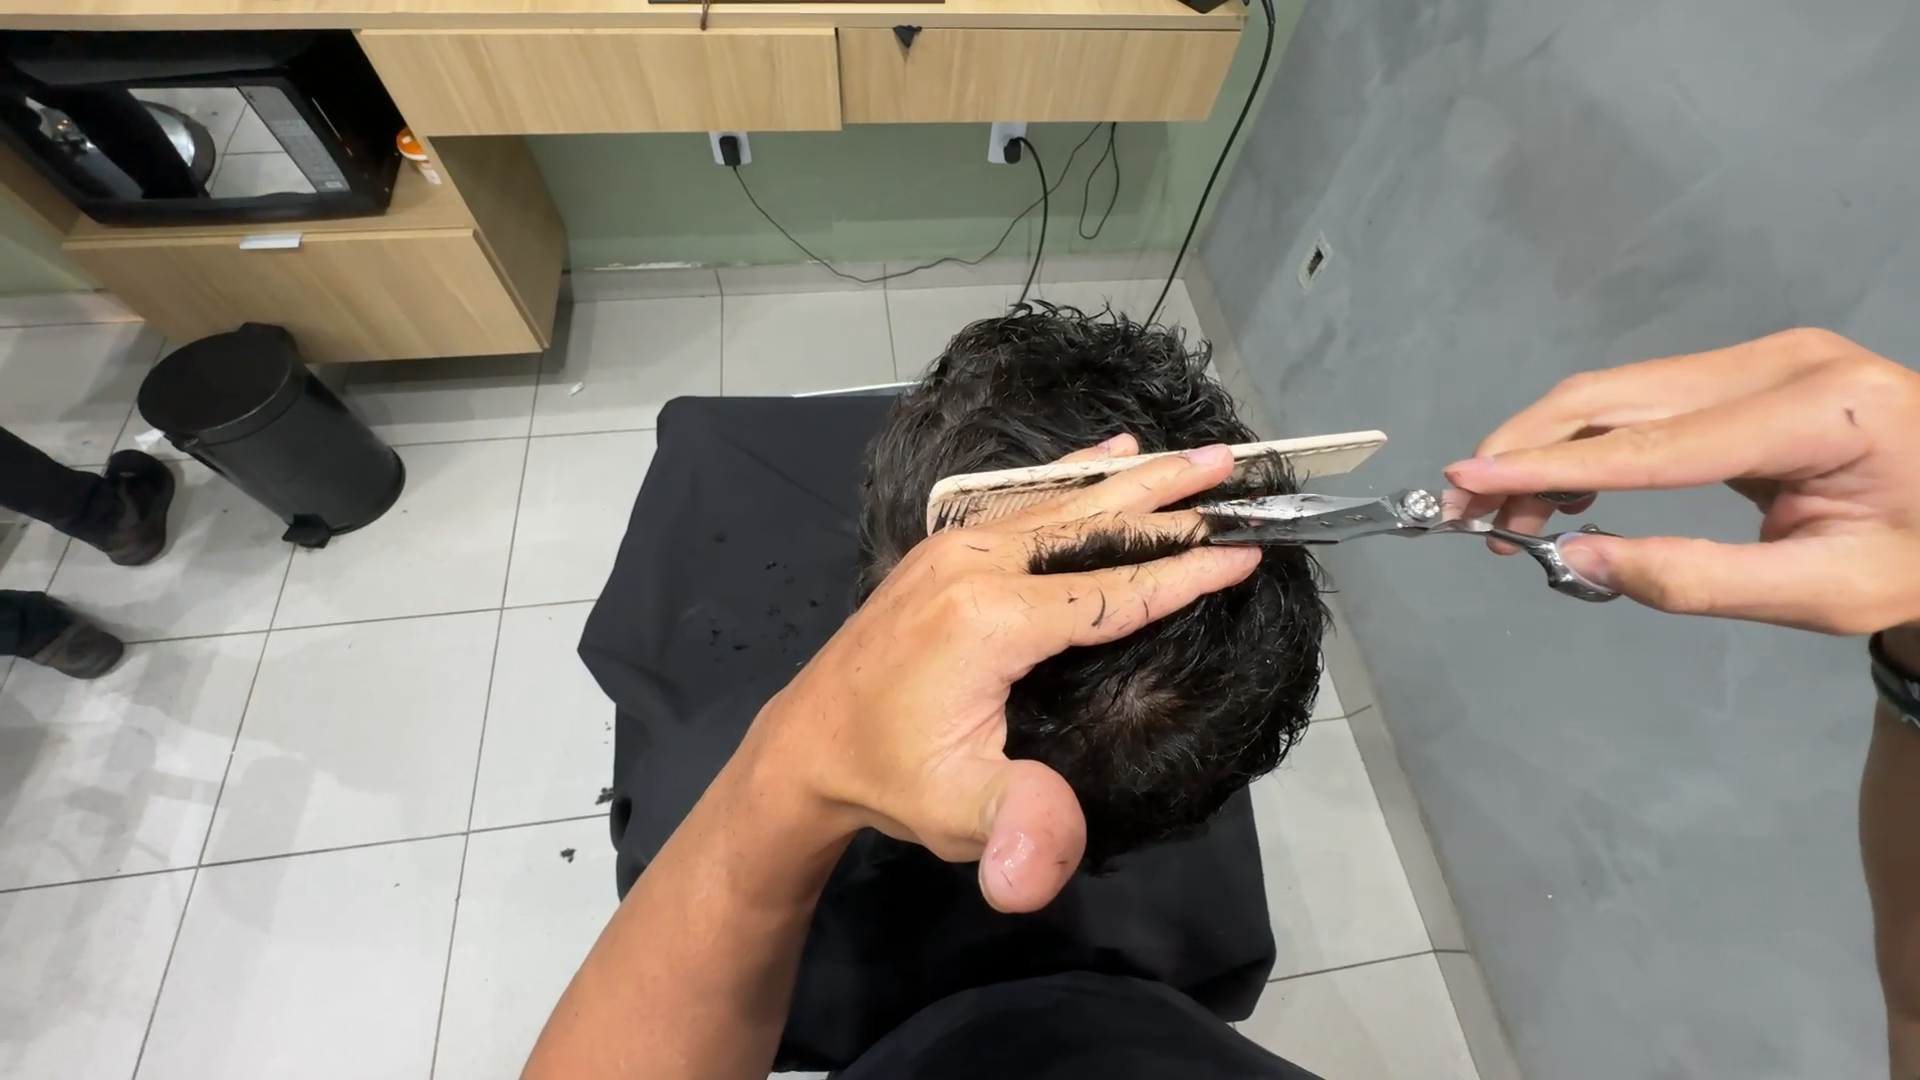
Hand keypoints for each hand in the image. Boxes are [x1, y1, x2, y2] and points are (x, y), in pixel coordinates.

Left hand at [742, 436, 1259, 912]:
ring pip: (1061, 503)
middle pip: (1092, 525)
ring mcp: (954, 546)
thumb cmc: (890, 775)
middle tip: (1235, 468)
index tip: (1245, 553)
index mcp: (990, 618)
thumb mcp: (954, 812)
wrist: (810, 739)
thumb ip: (1013, 827)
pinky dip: (1072, 475)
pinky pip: (1021, 501)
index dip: (1181, 576)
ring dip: (1133, 479)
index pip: (1109, 591)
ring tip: (1193, 455)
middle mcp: (975, 563)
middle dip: (1170, 499)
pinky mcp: (943, 549)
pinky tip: (1106, 453)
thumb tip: (1043, 874)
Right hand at [1445, 328, 1919, 634]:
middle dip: (1519, 454)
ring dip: (1534, 452)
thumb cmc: (1918, 557)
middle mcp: (1778, 364)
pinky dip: (1569, 446)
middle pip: (1605, 401)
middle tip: (1466, 512)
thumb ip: (1695, 580)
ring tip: (1505, 515)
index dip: (1546, 466)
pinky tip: (1559, 490)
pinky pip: (1621, 401)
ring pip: (1600, 397)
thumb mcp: (1826, 593)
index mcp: (1824, 412)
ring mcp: (1751, 359)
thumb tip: (1573, 554)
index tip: (1465, 478)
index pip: (1649, 446)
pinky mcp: (1728, 371)